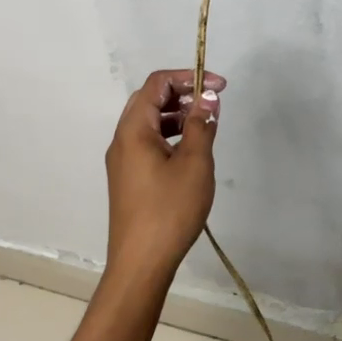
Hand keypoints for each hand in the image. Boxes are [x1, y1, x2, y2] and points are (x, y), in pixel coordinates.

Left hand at [104, 68, 226, 275]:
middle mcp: (122, 141)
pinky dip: (171, 135)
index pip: (157, 84)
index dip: (189, 77)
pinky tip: (192, 150)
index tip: (219, 86)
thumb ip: (202, 124)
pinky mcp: (129, 179)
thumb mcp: (195, 162)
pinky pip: (148, 142)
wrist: (141, 263)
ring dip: (177, 114)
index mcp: (133, 130)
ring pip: (149, 122)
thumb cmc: (170, 209)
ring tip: (207, 124)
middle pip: (149, 99)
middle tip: (212, 101)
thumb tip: (207, 97)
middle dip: (182, 93)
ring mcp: (123, 161)